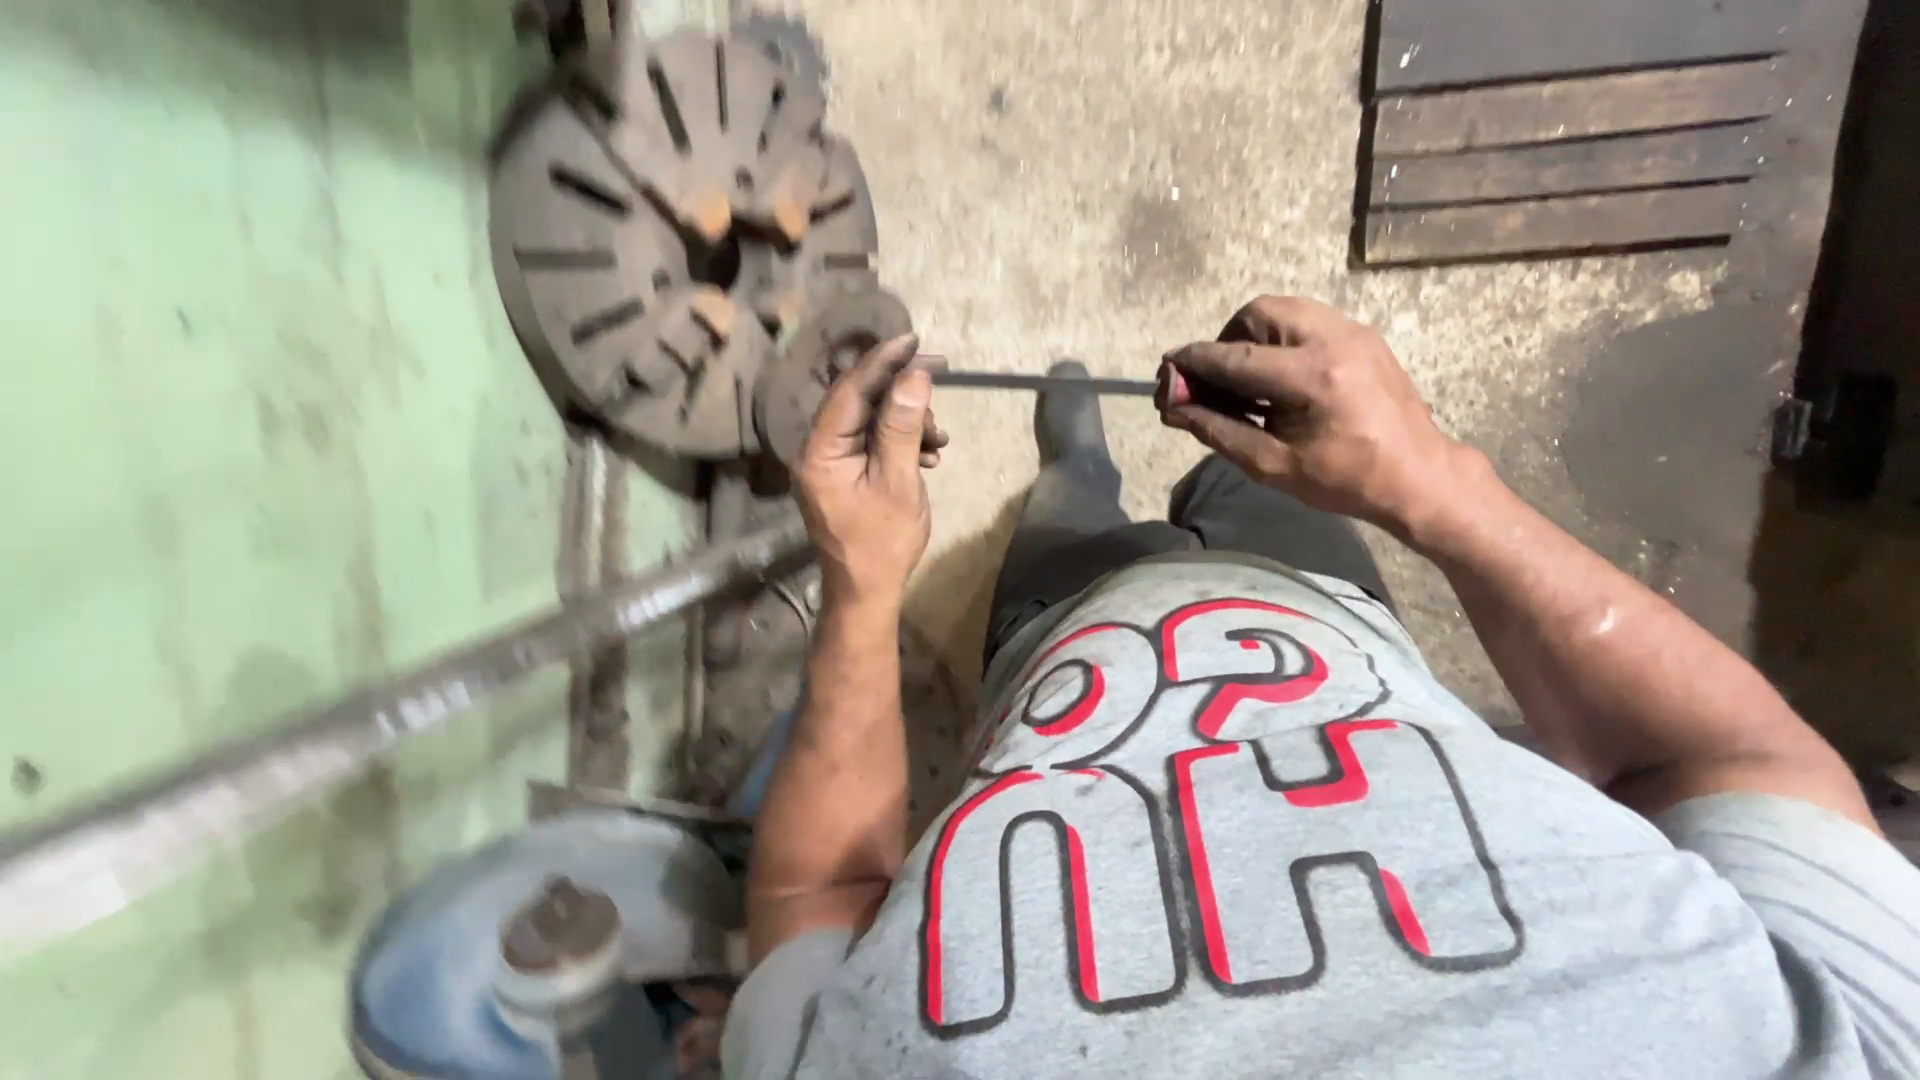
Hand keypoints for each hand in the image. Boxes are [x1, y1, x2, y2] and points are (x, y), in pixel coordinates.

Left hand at [794, 333, 945, 605]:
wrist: (867, 592)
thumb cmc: (882, 543)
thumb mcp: (898, 482)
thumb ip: (902, 427)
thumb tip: (915, 376)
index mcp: (820, 451)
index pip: (849, 390)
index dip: (882, 361)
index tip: (913, 340)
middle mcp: (816, 451)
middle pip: (858, 400)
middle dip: (900, 388)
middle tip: (938, 374)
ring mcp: (829, 463)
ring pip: (868, 420)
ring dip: (906, 419)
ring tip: (939, 437)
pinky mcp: (843, 474)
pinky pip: (870, 443)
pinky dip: (899, 441)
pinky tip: (927, 453)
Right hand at [1160, 296, 1483, 540]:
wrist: (1417, 474)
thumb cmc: (1342, 479)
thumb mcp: (1271, 464)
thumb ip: (1217, 430)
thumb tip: (1175, 408)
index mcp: (1312, 377)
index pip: (1235, 357)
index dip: (1195, 362)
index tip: (1166, 368)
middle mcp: (1333, 339)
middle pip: (1258, 313)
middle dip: (1227, 341)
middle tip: (1219, 380)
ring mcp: (1353, 331)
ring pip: (1283, 309)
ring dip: (1253, 335)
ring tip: (1248, 378)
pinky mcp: (1362, 334)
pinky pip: (1306, 319)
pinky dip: (1280, 338)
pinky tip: (1279, 377)